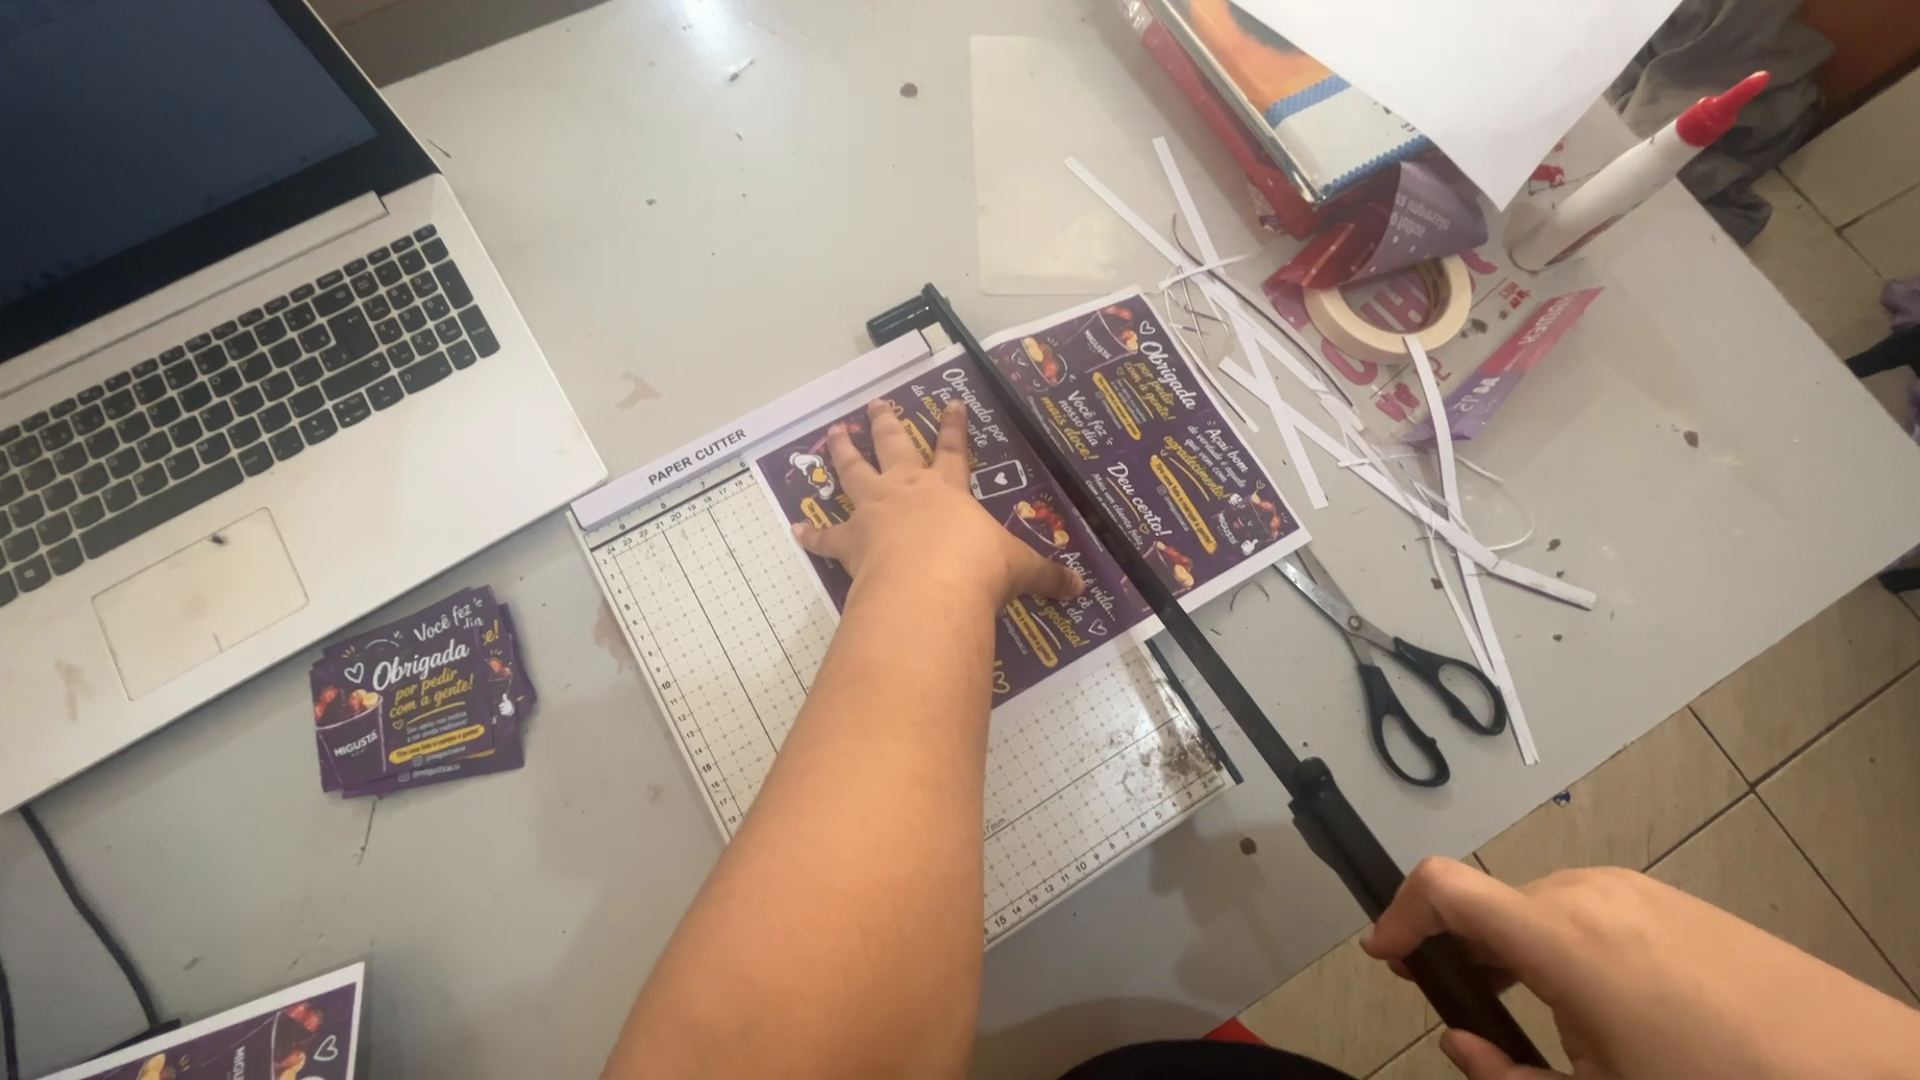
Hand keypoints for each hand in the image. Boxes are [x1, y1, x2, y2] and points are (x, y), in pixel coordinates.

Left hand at [794, 399, 1082, 606]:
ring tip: (832, 435)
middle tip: (873, 405)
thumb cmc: (976, 568)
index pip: (954, 449)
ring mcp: (875, 512)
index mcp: (947, 489)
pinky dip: (813, 535)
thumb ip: (1046, 576)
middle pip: (893, 447)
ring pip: (853, 473)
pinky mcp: (852, 542)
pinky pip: (827, 537)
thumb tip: (1081, 589)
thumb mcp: (1019, 569)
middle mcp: (908, 490)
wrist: (931, 588)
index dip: (954, 425)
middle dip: (885, 425)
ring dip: (842, 453)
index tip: (950, 401)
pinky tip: (797, 530)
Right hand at [1363, 857, 1919, 1079]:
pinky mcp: (1670, 897)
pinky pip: (1585, 910)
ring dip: (1519, 953)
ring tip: (1564, 1023)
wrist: (1889, 1079)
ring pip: (1534, 908)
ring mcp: (1632, 889)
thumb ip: (1511, 1079)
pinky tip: (1620, 1007)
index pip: (1441, 887)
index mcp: (1561, 936)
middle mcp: (1584, 892)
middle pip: (1486, 904)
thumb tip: (1457, 1041)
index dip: (1397, 913)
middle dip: (1466, 954)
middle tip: (1478, 1010)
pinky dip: (1566, 945)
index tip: (1386, 955)